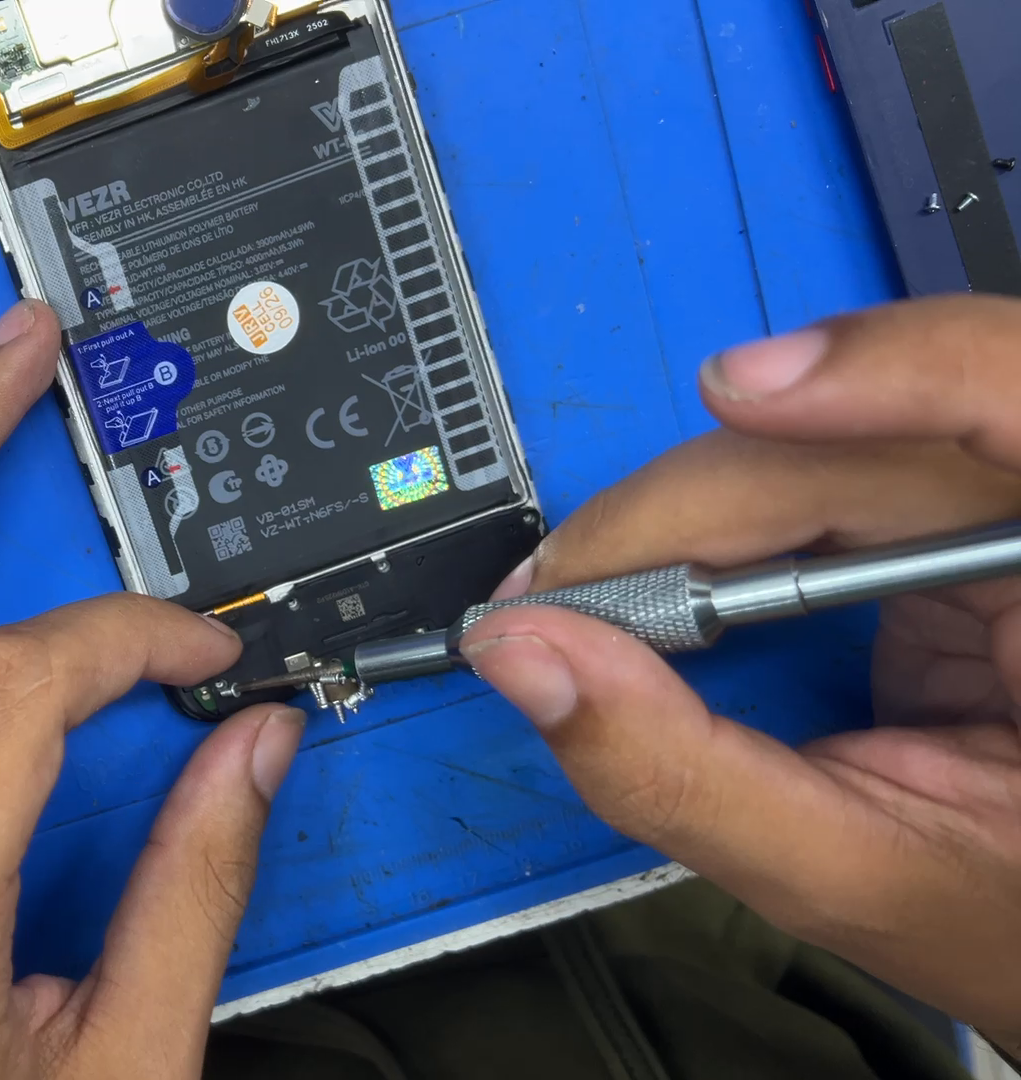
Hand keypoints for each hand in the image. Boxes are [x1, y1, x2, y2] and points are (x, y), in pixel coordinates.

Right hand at [464, 295, 1020, 1052]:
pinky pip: (813, 473)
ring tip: (581, 595)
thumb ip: (673, 770)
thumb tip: (512, 647)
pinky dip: (706, 520)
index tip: (732, 391)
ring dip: (674, 518)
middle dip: (683, 512)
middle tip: (553, 596)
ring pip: (821, 450)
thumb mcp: (848, 879)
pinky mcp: (959, 515)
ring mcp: (1014, 512)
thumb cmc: (1013, 923)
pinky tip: (651, 571)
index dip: (904, 368)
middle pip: (873, 447)